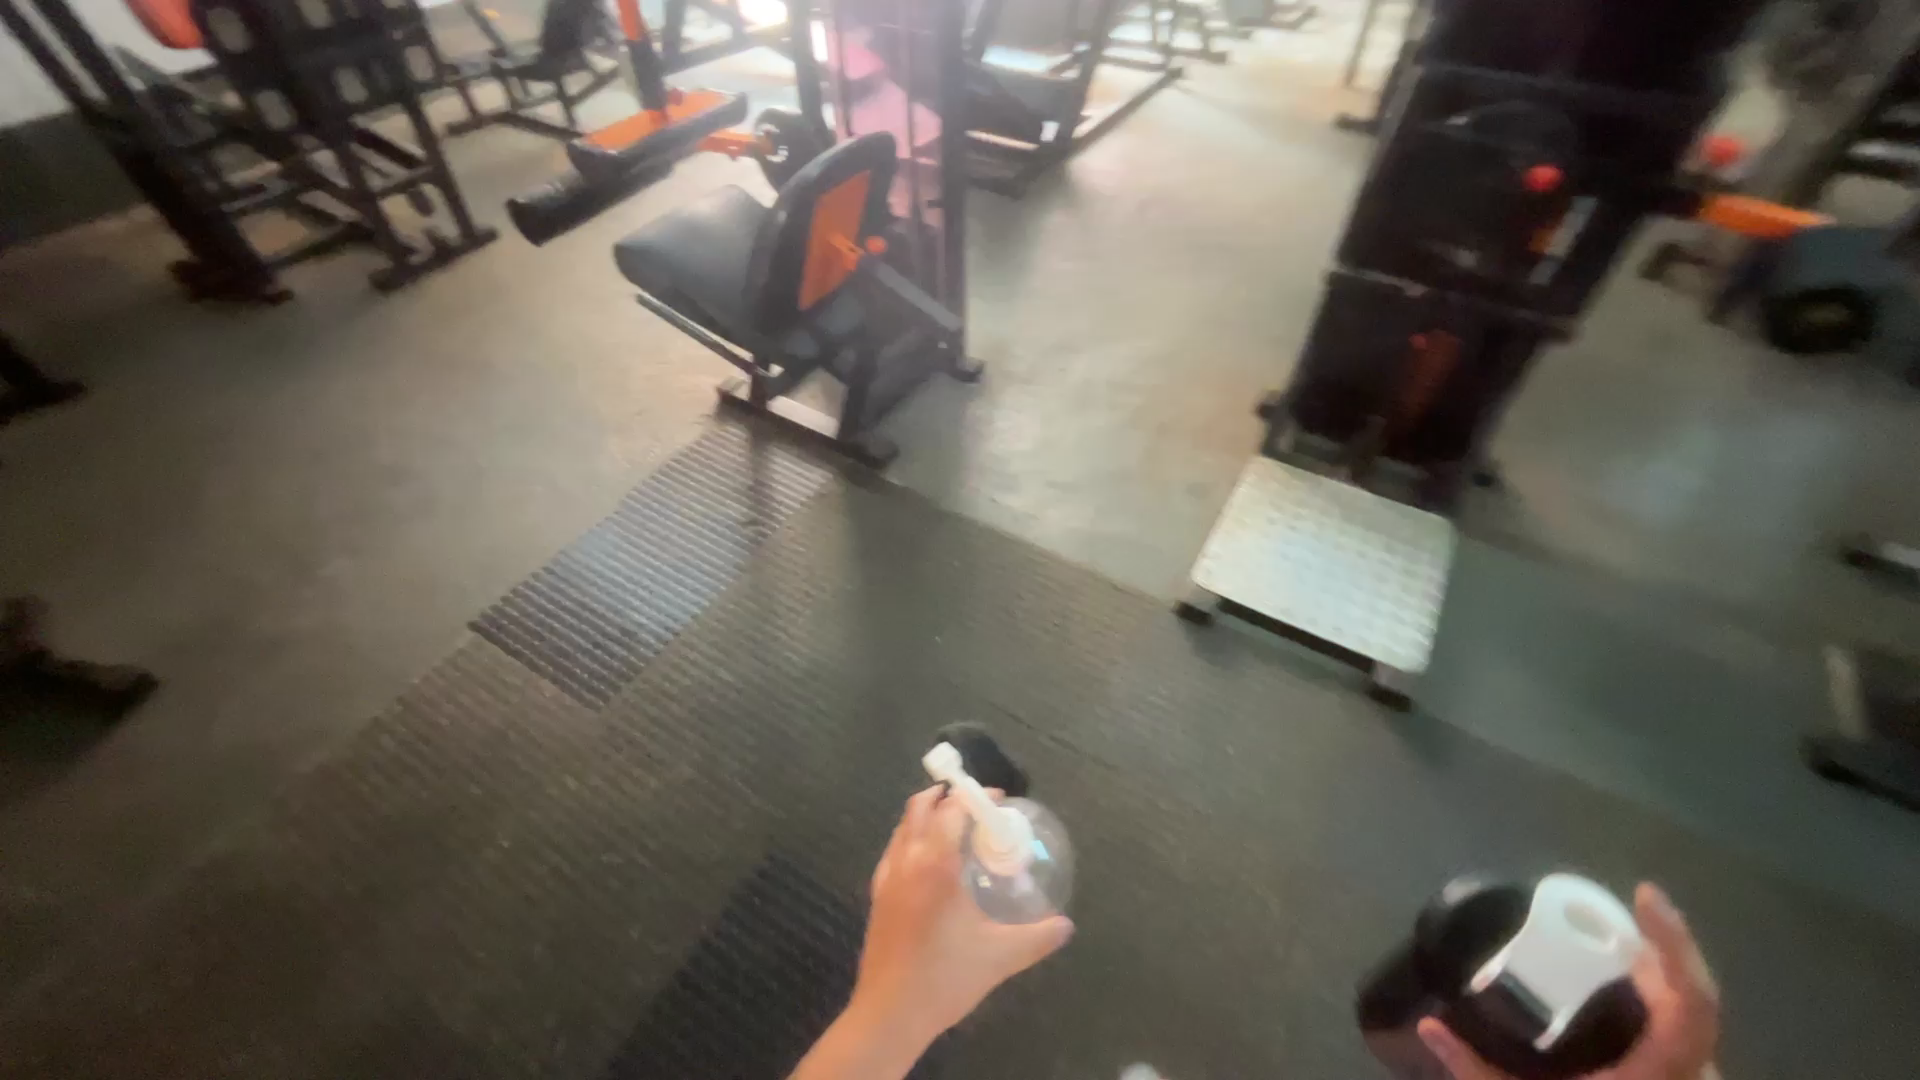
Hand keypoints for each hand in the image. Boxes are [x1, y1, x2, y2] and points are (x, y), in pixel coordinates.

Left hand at [849, 785, 1075, 1046]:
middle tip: (974, 805)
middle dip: (945, 795)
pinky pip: (893, 850)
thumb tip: (1066, 925)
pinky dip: (911, 839)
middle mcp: (907, 859)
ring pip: (903, 827)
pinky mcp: (877, 895)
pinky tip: (927, 862)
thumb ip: (1037, 937)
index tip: (997, 800)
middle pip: (920, 807)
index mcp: (935, 863)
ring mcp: (887, 877)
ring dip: (926, 815)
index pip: (952, 809)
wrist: (889, 1014)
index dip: (974, 797)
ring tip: (953, 827)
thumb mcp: (1000, 956)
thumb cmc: (945, 977)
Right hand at [1418, 883, 1720, 1079]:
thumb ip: (1475, 1069)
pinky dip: (1659, 993)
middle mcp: (1695, 1071)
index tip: (1644, 894)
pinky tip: (1623, 982)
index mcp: (1665, 1070)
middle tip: (1606, 912)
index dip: (1676, 943)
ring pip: (1691, 1011)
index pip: (1693, 1000)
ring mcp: (1697, 1075)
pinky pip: (1684, 1025)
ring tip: (1608, 939)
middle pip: (1693, 995)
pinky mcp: (1687, 1077)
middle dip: (1656, 944)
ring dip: (1659, 968)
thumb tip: (1428, 1023)